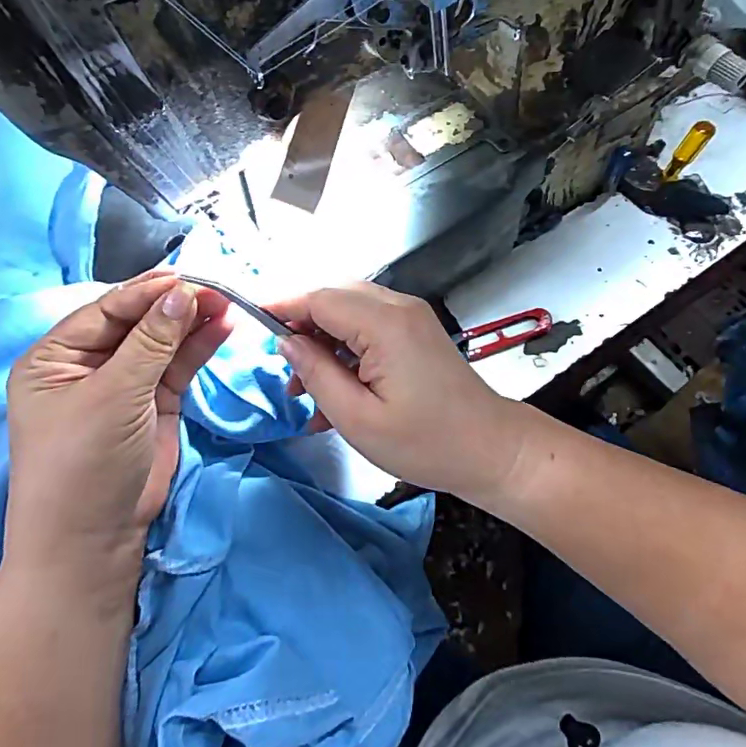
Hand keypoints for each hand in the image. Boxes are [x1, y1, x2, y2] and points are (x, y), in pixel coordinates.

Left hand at [5, 270, 231, 571]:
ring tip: (227, 302)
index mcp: (54, 356)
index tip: (186, 277)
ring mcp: (124, 383)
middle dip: (174, 305)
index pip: (106, 310)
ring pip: (162, 341)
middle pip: (137, 322)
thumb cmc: (83, 463)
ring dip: (192, 322)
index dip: (145, 292)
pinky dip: (199, 346)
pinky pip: (177, 365)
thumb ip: (151, 342)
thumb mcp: (113, 396)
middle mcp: (88, 363)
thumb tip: (182, 292)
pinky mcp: (154, 401)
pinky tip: (222, 326)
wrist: (93, 541)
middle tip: (215, 288)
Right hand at [272, 282, 543, 502]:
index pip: (319, 298)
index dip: (283, 307)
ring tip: (306, 388)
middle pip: (333, 297)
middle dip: (301, 327)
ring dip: (321, 341)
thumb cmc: (428, 442)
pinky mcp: (414, 330)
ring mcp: (410, 316)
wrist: (492, 449)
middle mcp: (398, 308)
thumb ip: (317, 374)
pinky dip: (344, 349)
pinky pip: (368, 326)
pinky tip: (334, 389)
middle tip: (285, 367)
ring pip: (348, 311)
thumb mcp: (359, 419)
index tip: (253, 323)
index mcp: (385, 324)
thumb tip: (286, 343)